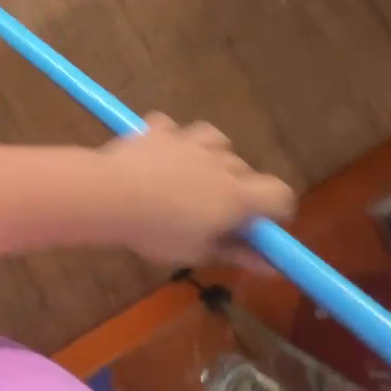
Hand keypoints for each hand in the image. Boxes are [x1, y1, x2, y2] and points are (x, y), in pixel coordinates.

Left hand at [99, 113, 295, 265]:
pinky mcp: (156, 129)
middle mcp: (218, 162)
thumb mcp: (200, 252)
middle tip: (215, 210)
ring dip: (211, 154)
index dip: (275, 209)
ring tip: (194, 174)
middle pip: (245, 168)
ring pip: (215, 139)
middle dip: (239, 187)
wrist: (110, 193)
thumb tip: (268, 264)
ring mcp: (186, 140)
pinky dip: (169, 137)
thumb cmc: (158, 231)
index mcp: (237, 195)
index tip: (257, 225)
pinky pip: (171, 126)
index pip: (280, 192)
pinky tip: (159, 151)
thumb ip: (237, 253)